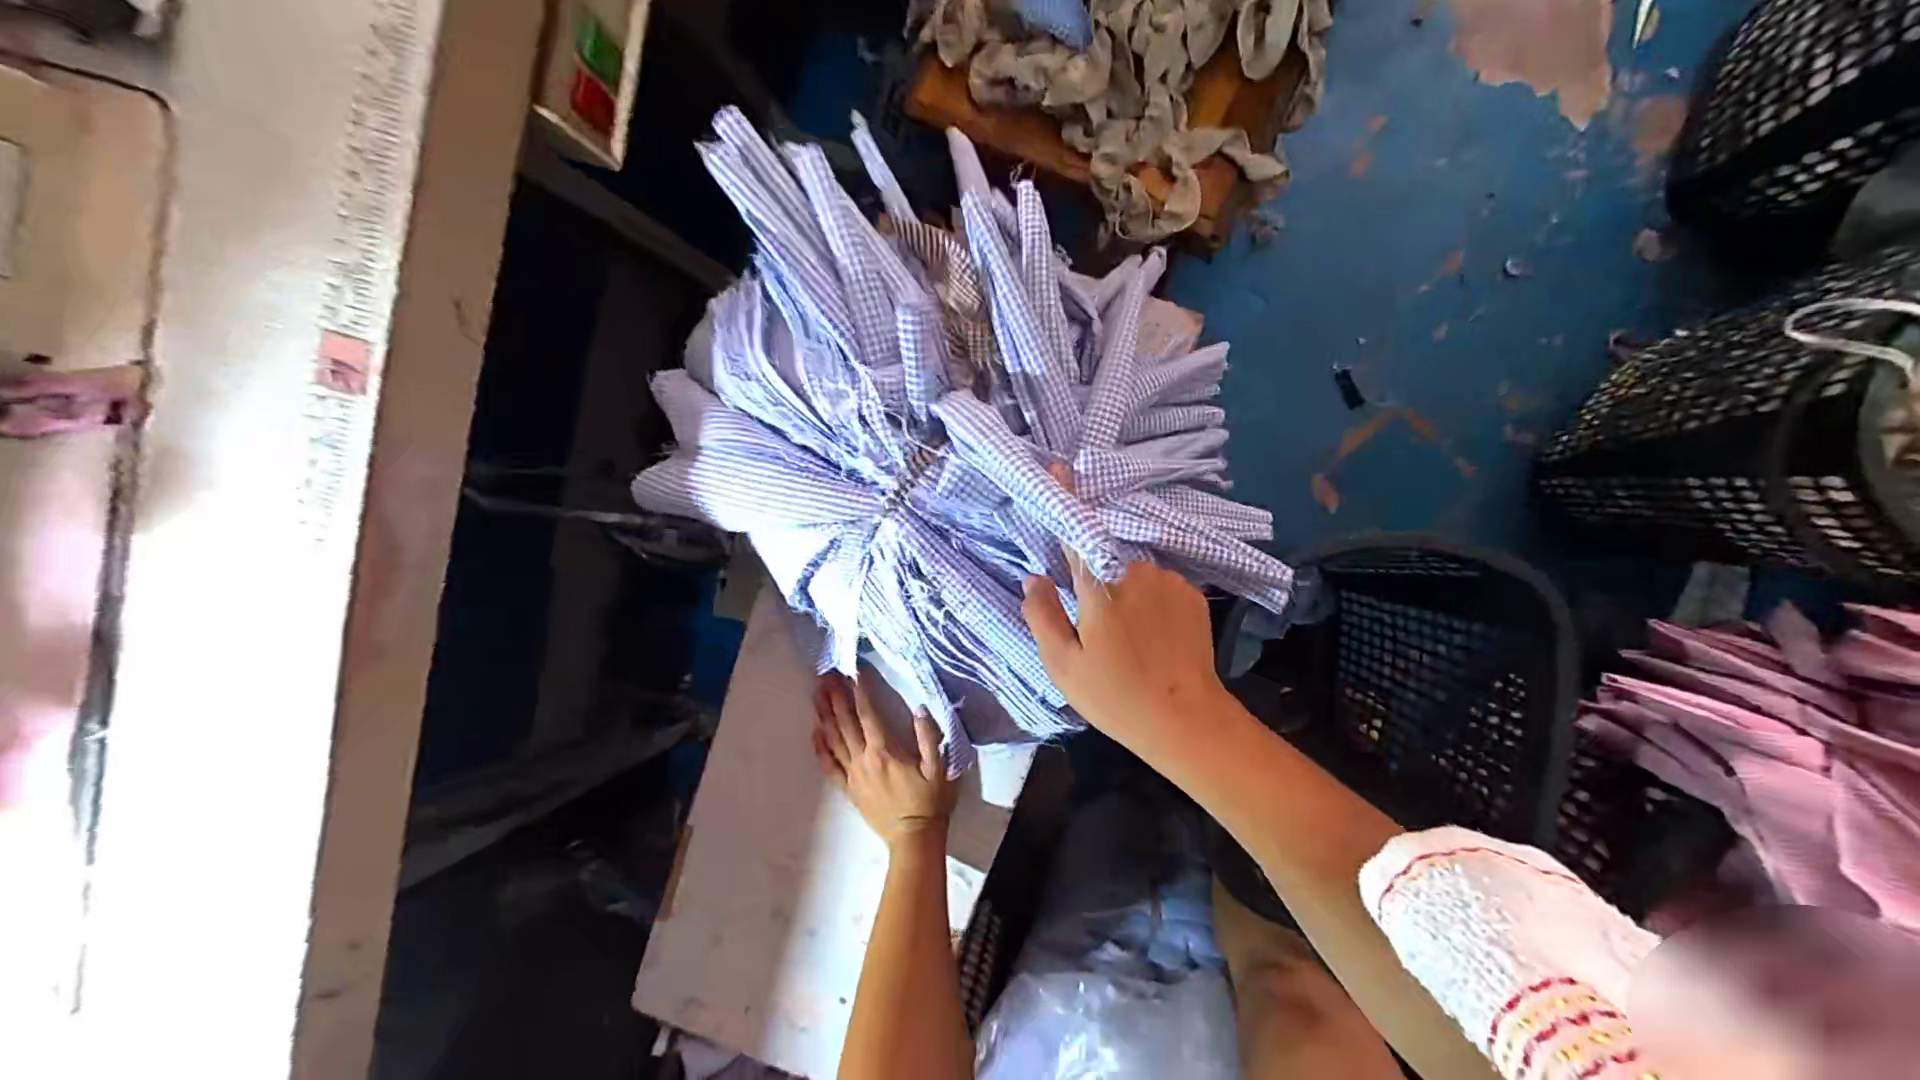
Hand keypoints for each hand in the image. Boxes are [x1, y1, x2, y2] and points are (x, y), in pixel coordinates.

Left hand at [813, 671, 956, 848]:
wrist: (914, 838)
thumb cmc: (929, 802)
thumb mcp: (938, 769)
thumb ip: (929, 738)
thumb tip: (920, 709)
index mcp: (884, 751)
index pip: (868, 715)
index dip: (861, 692)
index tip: (855, 673)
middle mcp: (863, 760)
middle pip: (845, 723)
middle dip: (836, 697)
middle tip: (827, 676)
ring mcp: (853, 775)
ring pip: (834, 740)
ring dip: (824, 716)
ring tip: (816, 695)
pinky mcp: (848, 789)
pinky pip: (829, 766)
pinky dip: (820, 749)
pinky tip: (814, 733)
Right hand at [1021, 551, 1232, 753]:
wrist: (1186, 720)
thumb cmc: (1114, 695)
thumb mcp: (1063, 662)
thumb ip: (1042, 614)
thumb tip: (1033, 578)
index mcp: (1100, 583)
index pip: (1075, 541)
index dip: (1066, 550)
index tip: (1062, 573)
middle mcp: (1136, 569)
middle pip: (1106, 562)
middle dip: (1097, 585)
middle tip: (1096, 627)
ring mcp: (1170, 581)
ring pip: (1135, 574)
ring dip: (1127, 592)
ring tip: (1128, 634)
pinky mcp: (1193, 596)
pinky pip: (1162, 587)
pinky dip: (1153, 602)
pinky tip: (1153, 635)